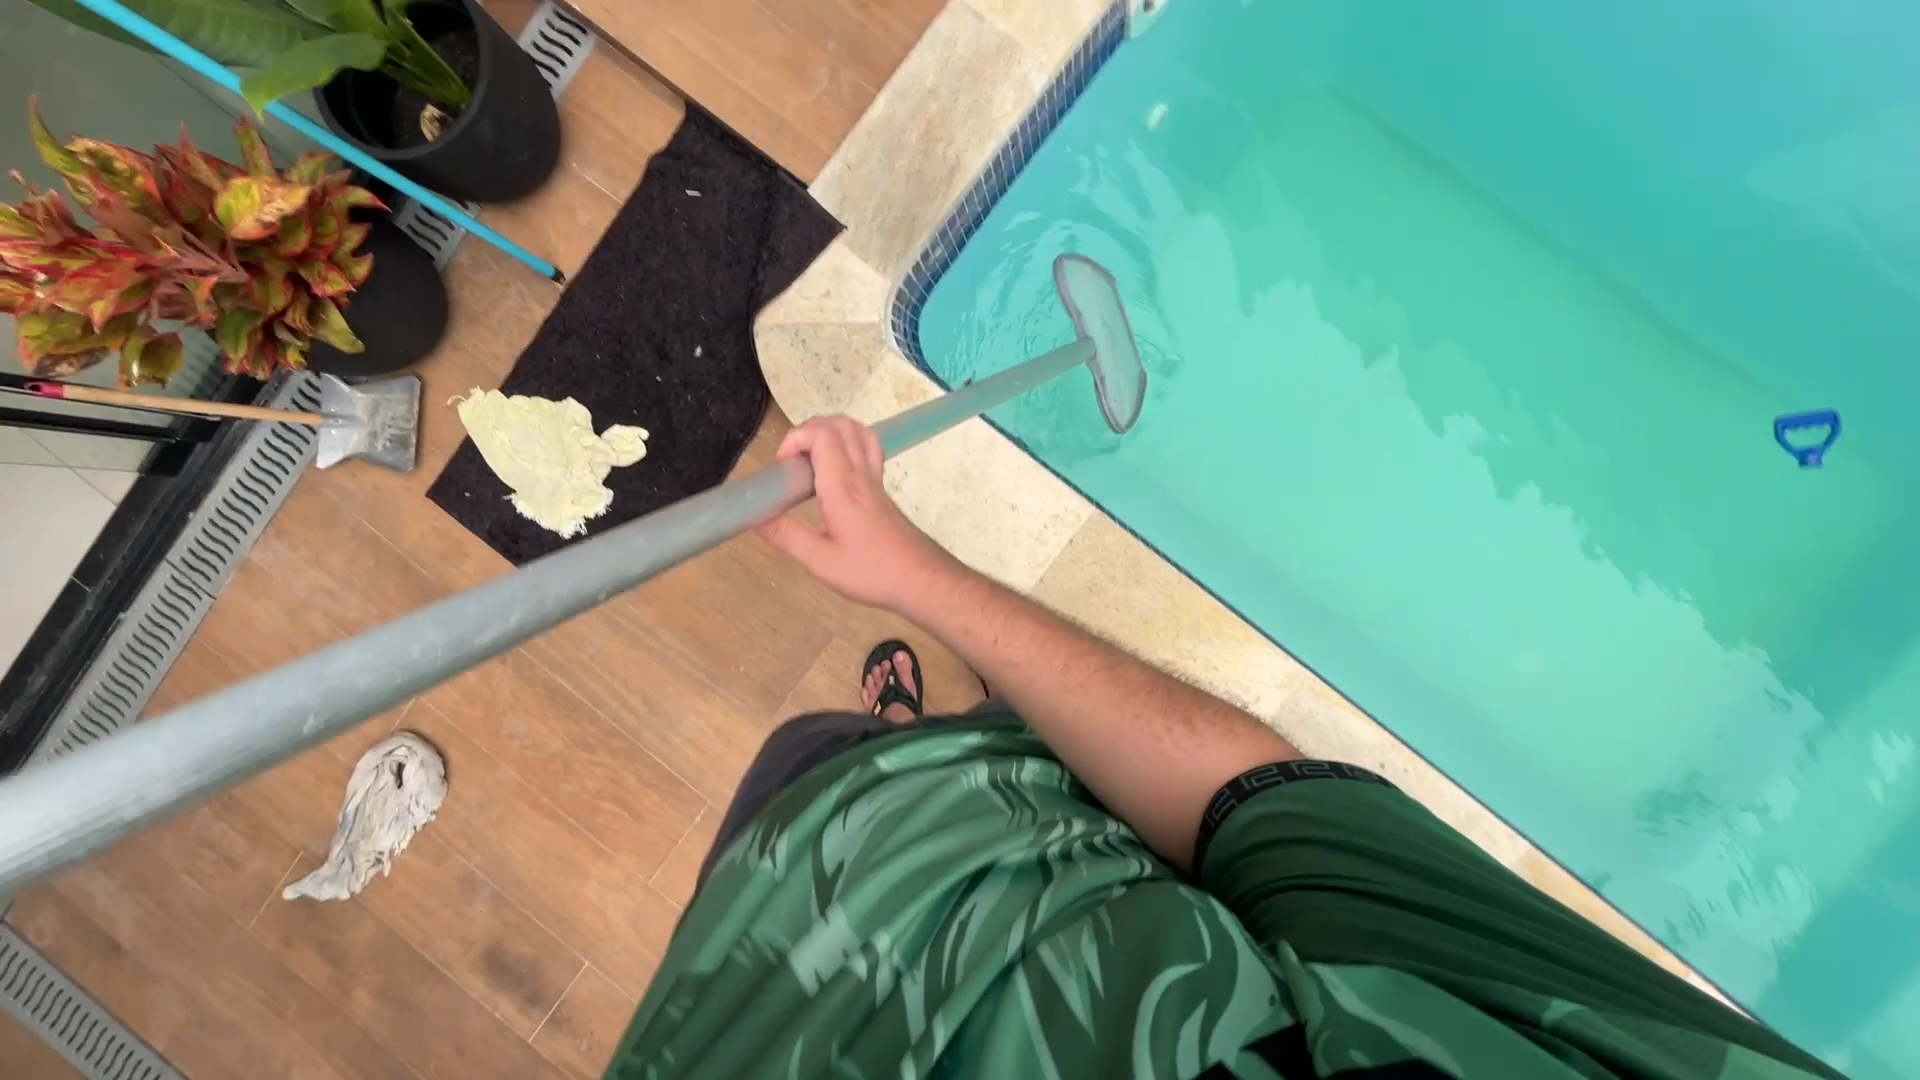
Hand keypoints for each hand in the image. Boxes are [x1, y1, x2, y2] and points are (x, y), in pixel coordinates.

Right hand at [755, 416, 956, 611]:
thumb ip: (786, 535)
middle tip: (793, 462)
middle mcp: (860, 474)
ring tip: (810, 460)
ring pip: (858, 431)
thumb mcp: (820, 561)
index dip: (796, 437)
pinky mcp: (882, 489)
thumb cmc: (871, 572)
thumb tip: (754, 516)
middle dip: (809, 430)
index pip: (822, 435)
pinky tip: (835, 470)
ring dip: (830, 432)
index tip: (783, 466)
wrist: (920, 579)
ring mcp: (875, 480)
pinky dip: (848, 445)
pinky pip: (868, 449)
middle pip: (840, 425)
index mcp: (842, 487)